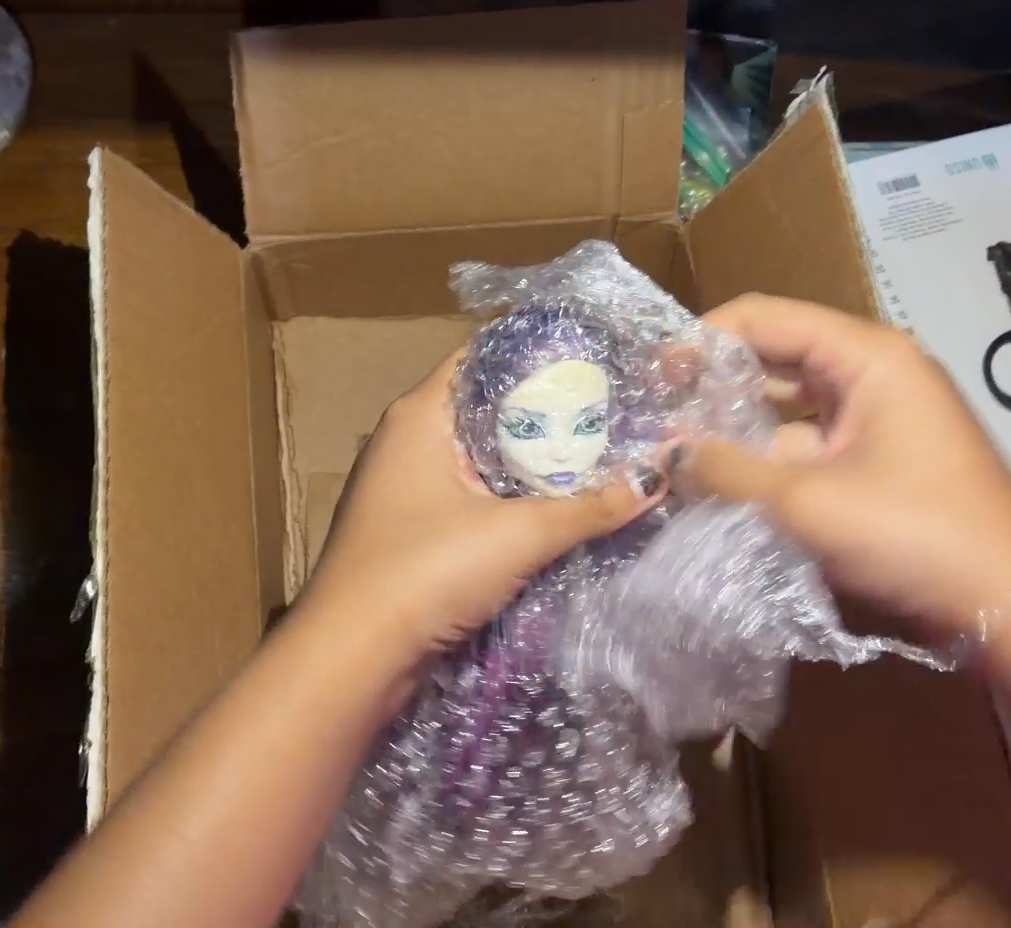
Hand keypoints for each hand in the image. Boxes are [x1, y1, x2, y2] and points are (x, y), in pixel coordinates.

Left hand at [300, 348, 666, 670]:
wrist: (353, 654)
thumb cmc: (426, 570)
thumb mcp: (517, 535)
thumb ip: (589, 506)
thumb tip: (657, 478)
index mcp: (419, 415)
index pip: (482, 358)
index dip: (538, 355)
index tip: (597, 359)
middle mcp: (407, 439)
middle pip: (486, 408)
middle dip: (546, 413)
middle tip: (614, 410)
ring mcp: (405, 485)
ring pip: (479, 456)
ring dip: (530, 460)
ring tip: (601, 453)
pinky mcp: (412, 527)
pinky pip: (470, 494)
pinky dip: (509, 496)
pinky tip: (558, 505)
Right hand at [680, 294, 1010, 633]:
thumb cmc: (915, 534)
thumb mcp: (804, 499)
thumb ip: (724, 468)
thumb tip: (664, 452)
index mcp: (867, 357)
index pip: (763, 317)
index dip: (700, 336)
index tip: (653, 373)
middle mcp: (871, 372)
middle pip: (772, 353)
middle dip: (711, 378)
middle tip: (656, 408)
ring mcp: (874, 415)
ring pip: (783, 400)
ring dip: (731, 419)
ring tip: (676, 444)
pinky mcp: (871, 455)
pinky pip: (800, 438)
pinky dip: (759, 452)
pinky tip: (717, 478)